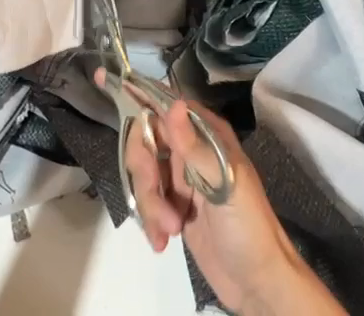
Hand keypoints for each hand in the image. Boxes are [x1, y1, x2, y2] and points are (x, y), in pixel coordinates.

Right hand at [122, 95, 345, 315]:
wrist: (259, 283)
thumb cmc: (249, 227)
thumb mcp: (223, 185)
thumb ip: (193, 146)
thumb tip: (173, 103)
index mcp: (207, 134)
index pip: (166, 103)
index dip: (137, 93)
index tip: (105, 79)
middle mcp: (192, 150)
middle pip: (145, 141)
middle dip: (143, 173)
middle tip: (158, 199)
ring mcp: (181, 179)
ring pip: (143, 175)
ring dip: (150, 205)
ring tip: (171, 229)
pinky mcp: (174, 207)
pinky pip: (147, 202)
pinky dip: (150, 222)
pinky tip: (163, 240)